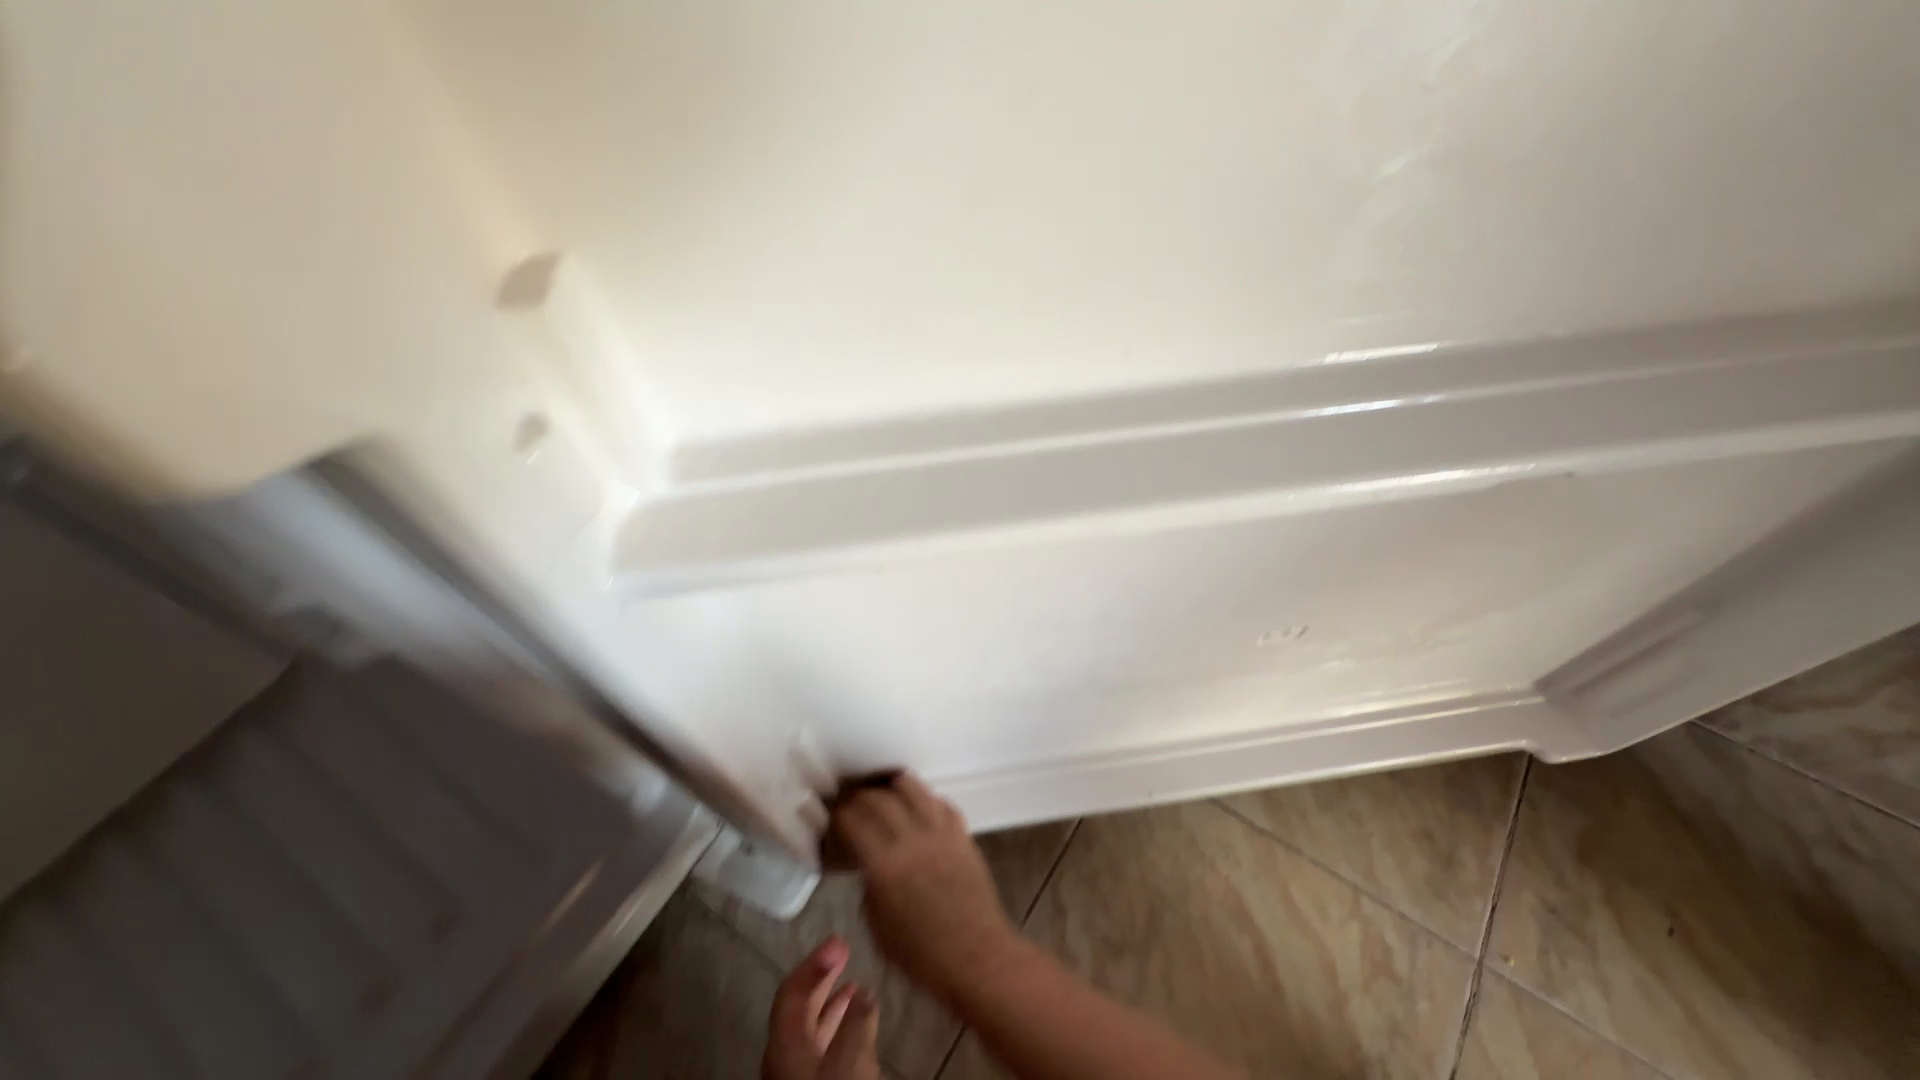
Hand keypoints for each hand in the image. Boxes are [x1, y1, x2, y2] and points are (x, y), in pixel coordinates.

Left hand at [764, 938, 880, 1079]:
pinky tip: (858, 1026)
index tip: (838, 940)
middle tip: (845, 951)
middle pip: (800, 1007)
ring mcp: (794, 1072)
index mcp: (784, 1041)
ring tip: (857, 986)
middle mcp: (783, 1053)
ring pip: (812, 1029)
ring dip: (834, 1004)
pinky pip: (822, 1046)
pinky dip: (840, 1028)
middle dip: (823, 977)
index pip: (792, 990)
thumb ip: (856, 1024)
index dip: (814, 962)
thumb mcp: (849, 1059)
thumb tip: (864, 992)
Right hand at [833, 774, 1020, 1001]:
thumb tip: (868, 863)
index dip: (838, 815)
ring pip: (913, 788)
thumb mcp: (878, 926)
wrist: (976, 957)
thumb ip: (869, 885)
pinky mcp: (963, 836)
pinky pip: (941, 803)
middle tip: (851, 805)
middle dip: (859, 797)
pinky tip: (918, 811)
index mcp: (885, 865)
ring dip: (892, 788)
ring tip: (882, 795)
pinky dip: (925, 800)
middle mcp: (912, 839)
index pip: (853, 820)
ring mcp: (941, 833)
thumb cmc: (922, 955)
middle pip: (878, 798)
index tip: (833, 819)